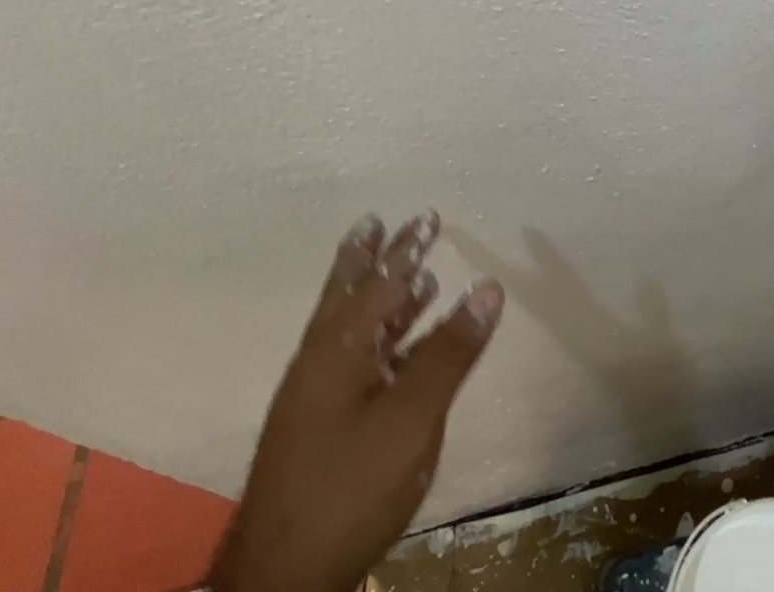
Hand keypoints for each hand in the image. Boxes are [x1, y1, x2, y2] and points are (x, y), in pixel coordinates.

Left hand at [211, 212, 505, 591]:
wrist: (285, 569)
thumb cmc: (351, 484)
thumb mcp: (411, 417)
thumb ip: (449, 352)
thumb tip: (487, 287)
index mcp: (336, 353)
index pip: (377, 286)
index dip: (403, 251)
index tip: (424, 216)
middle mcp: (321, 364)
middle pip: (349, 298)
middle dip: (373, 260)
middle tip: (386, 222)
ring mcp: (320, 394)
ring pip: (352, 328)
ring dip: (379, 295)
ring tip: (408, 269)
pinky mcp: (328, 421)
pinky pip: (360, 355)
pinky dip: (385, 334)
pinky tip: (405, 339)